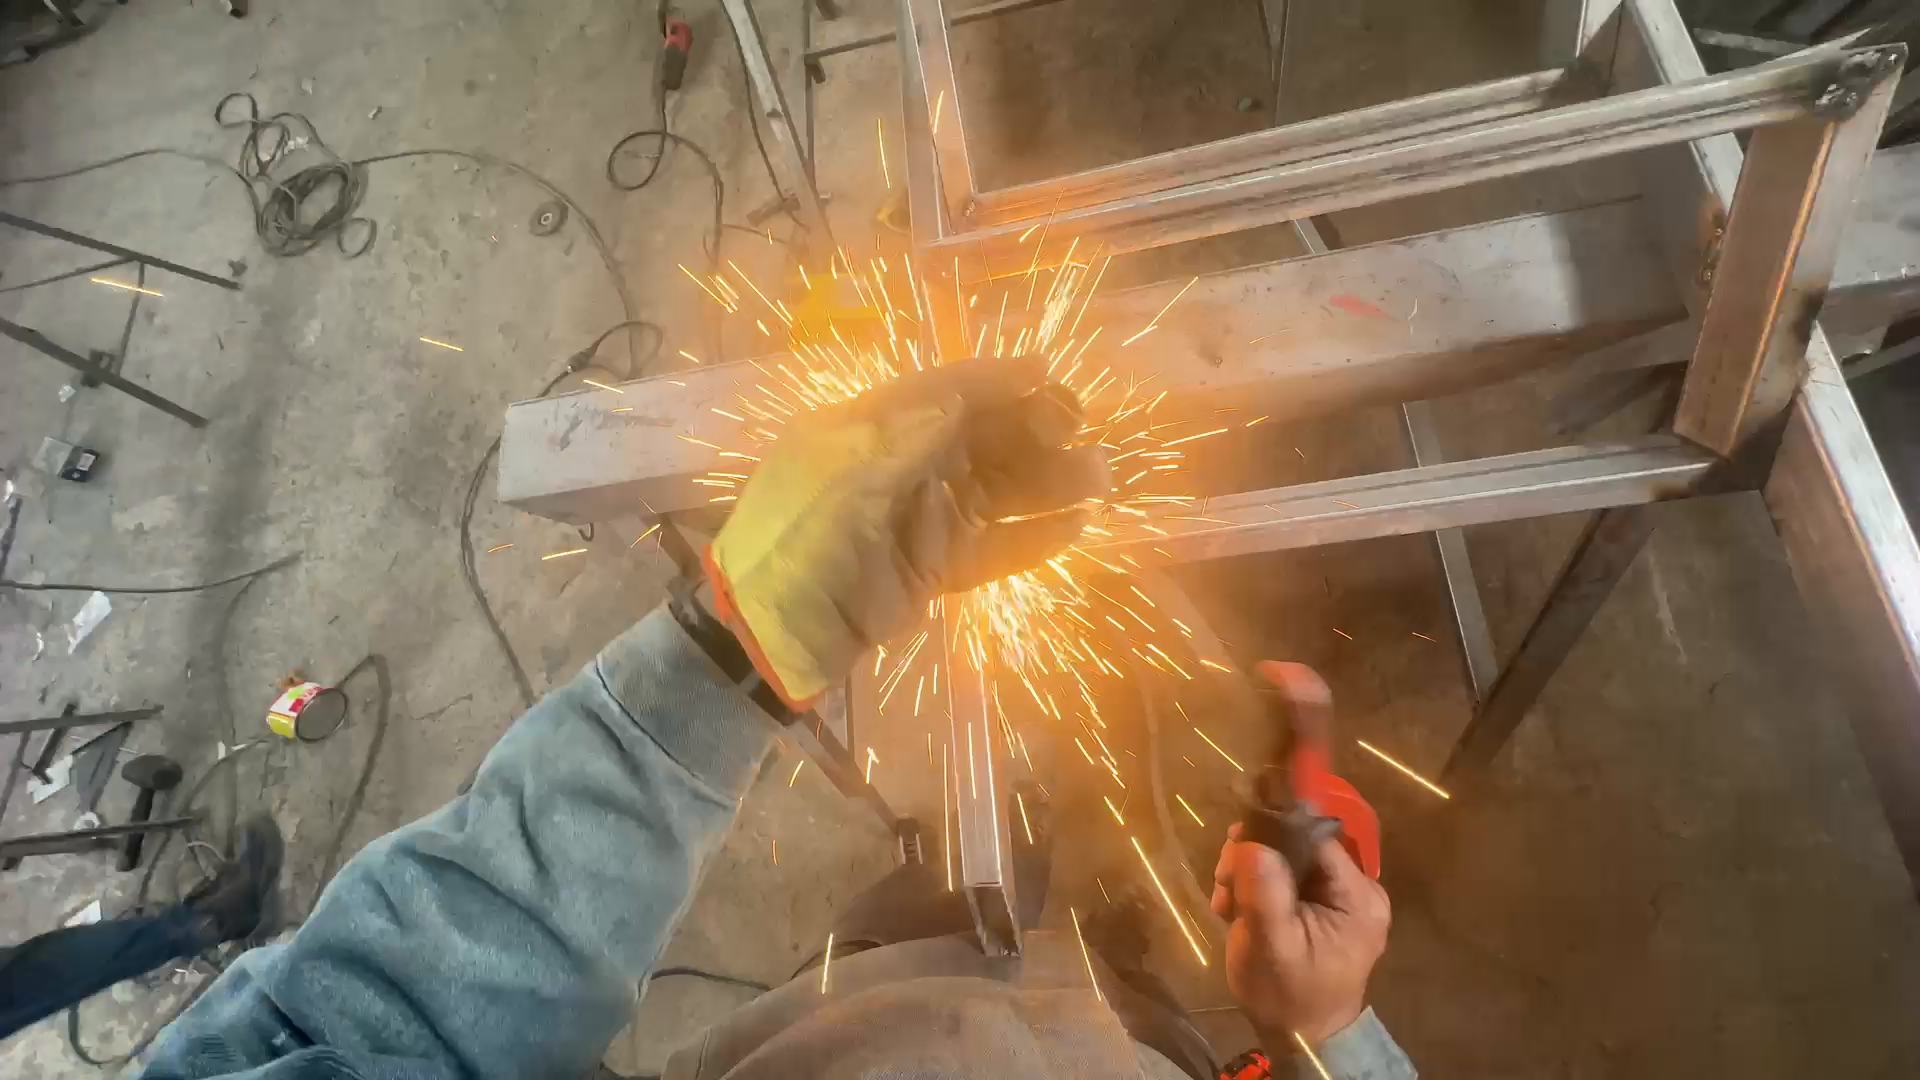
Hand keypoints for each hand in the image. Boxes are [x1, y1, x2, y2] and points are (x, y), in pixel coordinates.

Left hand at [706, 357, 1108, 704]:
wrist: (774, 627)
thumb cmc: (805, 528)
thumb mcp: (855, 458)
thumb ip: (928, 418)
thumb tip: (1004, 378)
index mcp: (875, 424)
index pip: (948, 391)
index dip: (1000, 383)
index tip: (1052, 381)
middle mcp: (904, 463)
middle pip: (983, 437)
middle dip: (1035, 432)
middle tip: (1080, 435)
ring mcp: (923, 517)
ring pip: (998, 491)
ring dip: (1048, 483)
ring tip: (1098, 481)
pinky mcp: (937, 566)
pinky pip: (994, 547)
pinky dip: (1033, 538)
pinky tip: (1076, 527)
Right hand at [1212, 823, 1390, 1043]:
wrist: (1297, 1037)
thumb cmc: (1289, 994)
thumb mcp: (1274, 945)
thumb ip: (1265, 891)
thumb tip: (1250, 841)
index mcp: (1357, 895)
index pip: (1312, 835)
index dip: (1271, 833)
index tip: (1233, 849)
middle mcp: (1352, 886)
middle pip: (1294, 839)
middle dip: (1252, 854)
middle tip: (1224, 883)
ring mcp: (1333, 892)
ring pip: (1280, 851)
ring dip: (1245, 868)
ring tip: (1226, 900)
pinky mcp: (1313, 899)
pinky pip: (1277, 868)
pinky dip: (1249, 880)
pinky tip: (1232, 905)